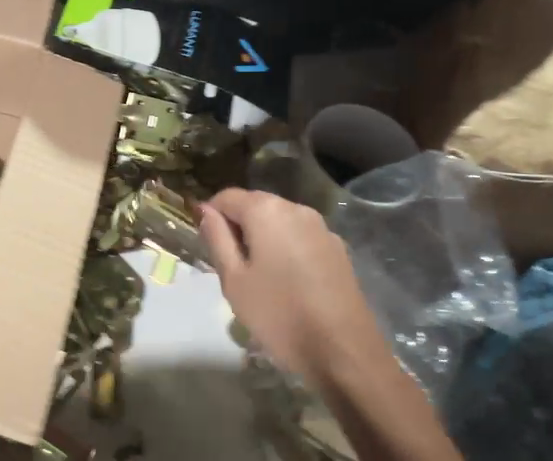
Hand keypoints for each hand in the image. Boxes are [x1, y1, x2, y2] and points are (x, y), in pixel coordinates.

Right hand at [198, 188, 384, 383]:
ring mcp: (322, 229)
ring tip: (261, 279)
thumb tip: (206, 211)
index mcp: (266, 210)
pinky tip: (290, 285)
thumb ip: (216, 238)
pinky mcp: (338, 250)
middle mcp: (296, 209)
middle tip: (233, 268)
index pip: (226, 197)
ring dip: (264, 240)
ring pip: (279, 223)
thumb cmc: (281, 315)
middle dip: (239, 228)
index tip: (208, 247)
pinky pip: (301, 239)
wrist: (346, 354)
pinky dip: (288, 251)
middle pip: (255, 206)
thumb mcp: (234, 280)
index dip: (211, 217)